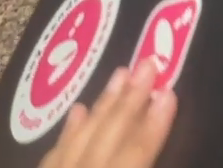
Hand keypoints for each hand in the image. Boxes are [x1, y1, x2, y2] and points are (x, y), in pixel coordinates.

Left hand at [39, 60, 176, 167]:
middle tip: (148, 63)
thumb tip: (160, 114)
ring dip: (102, 106)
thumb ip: (144, 159)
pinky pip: (52, 156)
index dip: (154, 124)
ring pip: (78, 139)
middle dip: (129, 100)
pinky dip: (67, 132)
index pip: (135, 154)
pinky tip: (77, 110)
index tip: (170, 91)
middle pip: (106, 138)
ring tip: (120, 73)